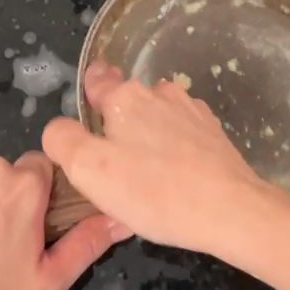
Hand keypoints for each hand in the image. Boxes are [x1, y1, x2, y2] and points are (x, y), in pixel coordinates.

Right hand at [42, 62, 280, 255]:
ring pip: (156, 115)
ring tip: (145, 172)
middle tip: (112, 161)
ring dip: (147, 134)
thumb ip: (63, 141)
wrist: (230, 209)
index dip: (88, 93)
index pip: (97, 80)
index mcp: (124, 97)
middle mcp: (159, 93)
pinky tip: (175, 175)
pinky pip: (181, 132)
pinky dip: (173, 147)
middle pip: (127, 100)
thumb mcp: (89, 170)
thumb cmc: (153, 190)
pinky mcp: (213, 132)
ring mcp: (191, 110)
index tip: (87, 112)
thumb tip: (59, 129)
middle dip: (117, 122)